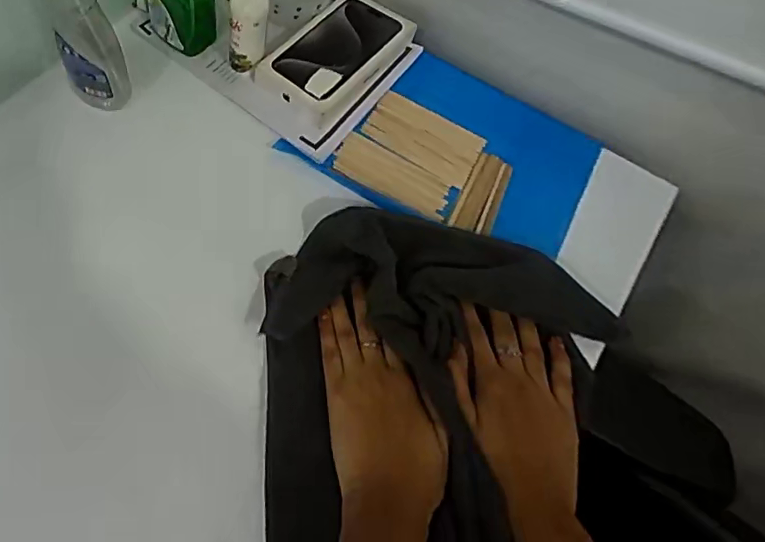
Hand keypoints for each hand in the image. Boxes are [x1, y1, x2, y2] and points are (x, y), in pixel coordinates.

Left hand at [320, 282, 447, 541]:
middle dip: (364, 295)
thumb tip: (443, 354)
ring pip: (347, 332)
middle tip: (358, 266)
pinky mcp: (334, 391)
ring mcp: (354, 379)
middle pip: (370, 326)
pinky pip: (327, 351)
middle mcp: (380, 372)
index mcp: (408, 380)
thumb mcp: (443, 429)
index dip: (391, 306)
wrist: (386, 499)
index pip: (398, 333)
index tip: (386, 280)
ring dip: (341, 303)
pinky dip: (323, 328)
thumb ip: (439, 389)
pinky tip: (320, 309)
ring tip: (337, 277)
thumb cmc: (420, 471)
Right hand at [449, 303, 588, 541]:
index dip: (469, 312)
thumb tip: (452, 345)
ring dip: (526, 321)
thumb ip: (456, 381)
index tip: (462, 292)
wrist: (536, 499)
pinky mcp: (565, 408)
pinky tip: (556, 337)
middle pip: (506, 335)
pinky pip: (563, 374)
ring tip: (522, 299)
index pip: (477, 337)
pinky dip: (560, 353)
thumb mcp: (464, 421)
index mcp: (490, 381)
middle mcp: (518, 379)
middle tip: (490, 285)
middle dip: (496, 308)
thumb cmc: (493, 460)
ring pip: (534, 347)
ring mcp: (544, 392)